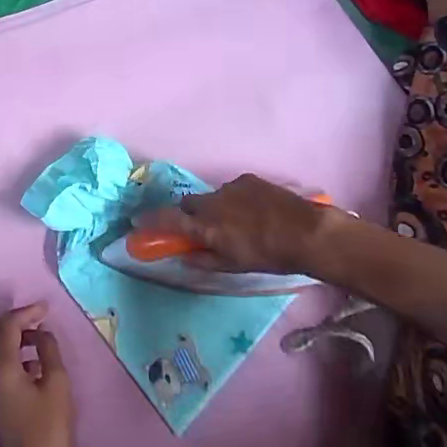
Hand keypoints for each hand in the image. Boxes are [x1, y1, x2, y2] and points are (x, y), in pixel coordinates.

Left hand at [0, 302, 73, 446]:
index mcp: (1, 366)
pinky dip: (16, 351)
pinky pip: (1, 362)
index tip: (46, 306)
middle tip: (41, 316)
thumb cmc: (48, 430)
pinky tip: (36, 360)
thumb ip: (49, 352)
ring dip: (16, 335)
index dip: (26, 312)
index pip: (7, 326)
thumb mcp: (57, 385)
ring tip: (42, 335)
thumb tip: (43, 333)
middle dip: (18, 319)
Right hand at [139, 173, 334, 274]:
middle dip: (189, 214)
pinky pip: (232, 189)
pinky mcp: (246, 180)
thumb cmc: (269, 256)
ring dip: (215, 207)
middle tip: (202, 227)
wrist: (307, 233)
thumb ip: (204, 260)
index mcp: (204, 227)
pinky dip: (236, 199)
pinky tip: (255, 210)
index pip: (167, 219)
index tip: (138, 221)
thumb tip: (184, 256)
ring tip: (238, 220)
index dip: (150, 220)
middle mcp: (210, 204)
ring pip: (211, 197)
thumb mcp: (235, 267)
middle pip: (187, 204)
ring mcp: (228, 189)